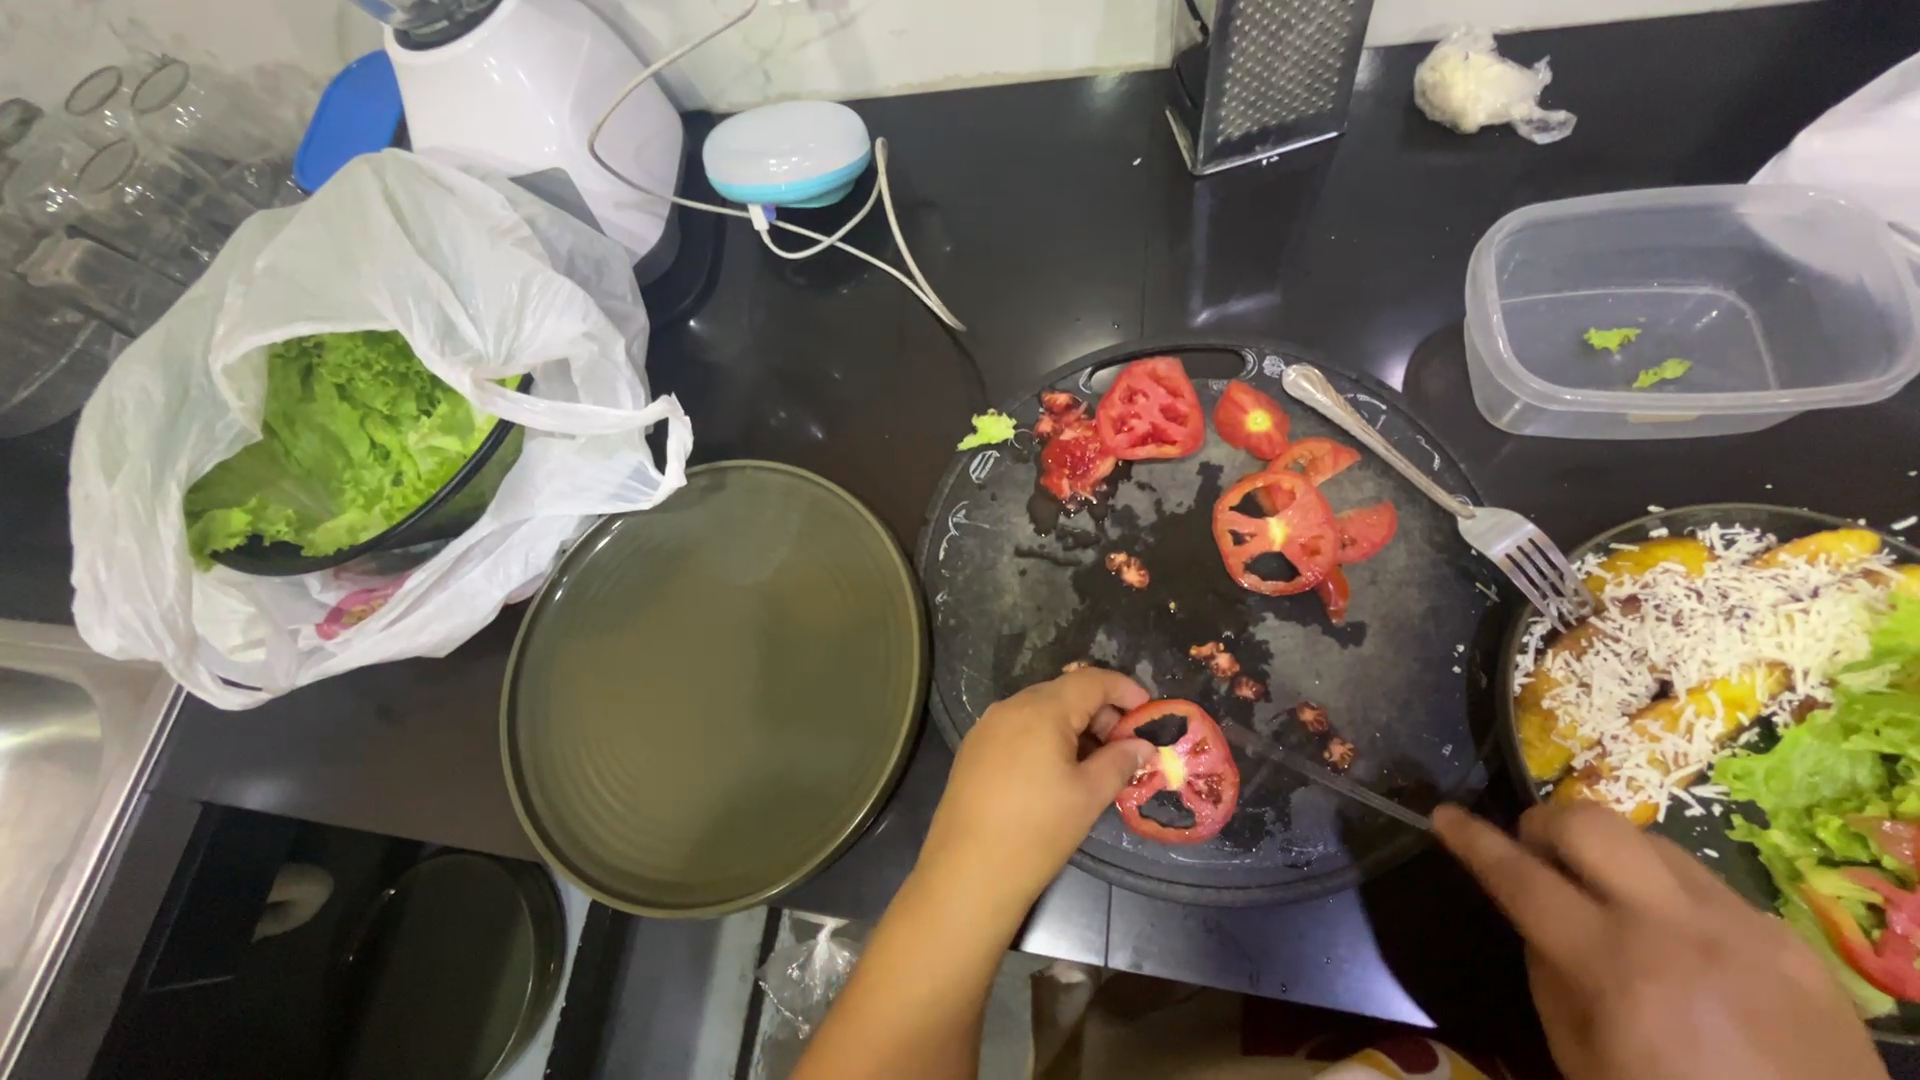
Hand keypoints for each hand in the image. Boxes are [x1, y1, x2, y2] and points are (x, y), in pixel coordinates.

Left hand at [917, 668, 1152, 915]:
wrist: (968, 870)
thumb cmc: (1037, 831)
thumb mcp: (1088, 796)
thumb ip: (1120, 762)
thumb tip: (1143, 745)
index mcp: (1040, 710)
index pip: (1090, 680)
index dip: (1124, 689)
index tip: (1148, 710)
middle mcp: (1010, 707)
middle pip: (1064, 692)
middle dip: (1100, 711)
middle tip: (1125, 745)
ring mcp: (987, 727)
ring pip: (1039, 710)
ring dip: (1072, 725)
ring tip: (1095, 761)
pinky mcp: (973, 749)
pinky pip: (1018, 727)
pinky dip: (1045, 736)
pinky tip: (1057, 770)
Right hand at [1434, 802, 1887, 1079]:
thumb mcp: (1579, 1053)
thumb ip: (1548, 971)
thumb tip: (1536, 918)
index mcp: (1614, 964)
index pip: (1520, 876)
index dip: (1473, 840)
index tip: (1444, 814)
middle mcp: (1678, 926)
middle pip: (1591, 823)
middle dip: (1545, 824)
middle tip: (1535, 854)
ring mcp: (1745, 927)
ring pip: (1652, 840)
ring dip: (1610, 856)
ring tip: (1608, 896)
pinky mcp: (1793, 940)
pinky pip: (1710, 886)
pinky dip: (1671, 895)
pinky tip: (1680, 943)